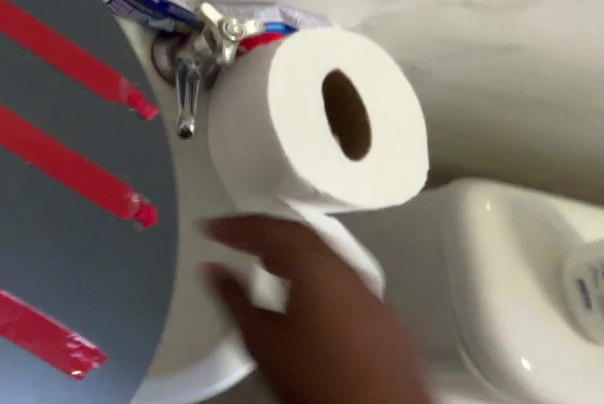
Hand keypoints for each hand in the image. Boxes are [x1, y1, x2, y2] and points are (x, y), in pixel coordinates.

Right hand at [205, 215, 431, 403]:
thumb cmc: (314, 378)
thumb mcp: (260, 338)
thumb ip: (233, 296)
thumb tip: (212, 268)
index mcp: (318, 271)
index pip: (274, 229)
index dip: (238, 224)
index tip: (211, 228)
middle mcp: (351, 278)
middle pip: (304, 239)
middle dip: (266, 234)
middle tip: (235, 237)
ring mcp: (377, 303)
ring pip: (327, 262)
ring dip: (292, 256)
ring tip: (264, 262)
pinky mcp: (391, 329)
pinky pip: (346, 286)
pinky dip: (317, 279)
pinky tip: (304, 299)